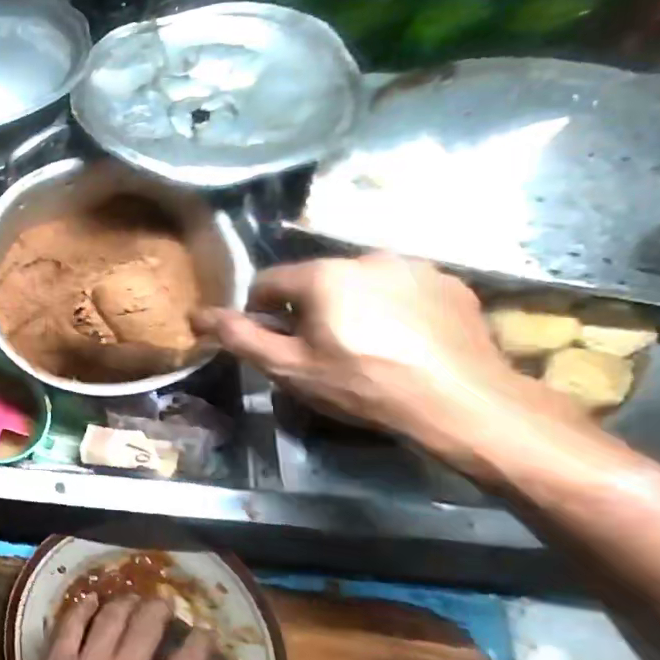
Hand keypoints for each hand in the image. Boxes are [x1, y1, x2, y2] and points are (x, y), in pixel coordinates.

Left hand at [0, 597, 210, 659]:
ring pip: (109, 621)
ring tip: (132, 596)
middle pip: (146, 631)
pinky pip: (68, 627)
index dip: (198, 648)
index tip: (205, 632)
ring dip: (123, 605)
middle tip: (165, 601)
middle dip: (158, 612)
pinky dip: (80, 609)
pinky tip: (87, 599)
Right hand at [194, 253, 579, 449]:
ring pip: (360, 283)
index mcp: (324, 274)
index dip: (261, 314)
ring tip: (366, 348)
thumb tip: (198, 314)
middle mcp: (368, 257)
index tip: (275, 344)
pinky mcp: (450, 283)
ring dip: (351, 307)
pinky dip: (392, 309)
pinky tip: (403, 343)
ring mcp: (415, 267)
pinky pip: (402, 290)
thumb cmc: (363, 385)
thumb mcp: (289, 368)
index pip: (268, 282)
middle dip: (308, 311)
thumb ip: (240, 337)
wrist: (461, 402)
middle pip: (316, 281)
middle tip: (320, 353)